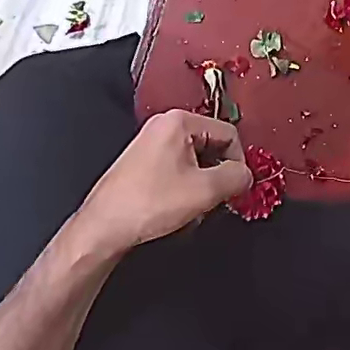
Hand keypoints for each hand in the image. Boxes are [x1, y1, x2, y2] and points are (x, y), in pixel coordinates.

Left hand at [73, 110, 252, 256]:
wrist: (103, 227)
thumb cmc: (150, 203)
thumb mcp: (205, 190)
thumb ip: (236, 177)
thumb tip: (246, 175)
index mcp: (179, 121)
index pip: (229, 134)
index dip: (238, 162)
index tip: (236, 188)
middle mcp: (164, 125)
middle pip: (213, 146)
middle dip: (218, 175)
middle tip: (215, 200)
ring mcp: (151, 142)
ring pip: (197, 160)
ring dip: (202, 185)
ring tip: (194, 208)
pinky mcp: (143, 161)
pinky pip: (178, 168)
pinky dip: (186, 187)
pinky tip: (179, 209)